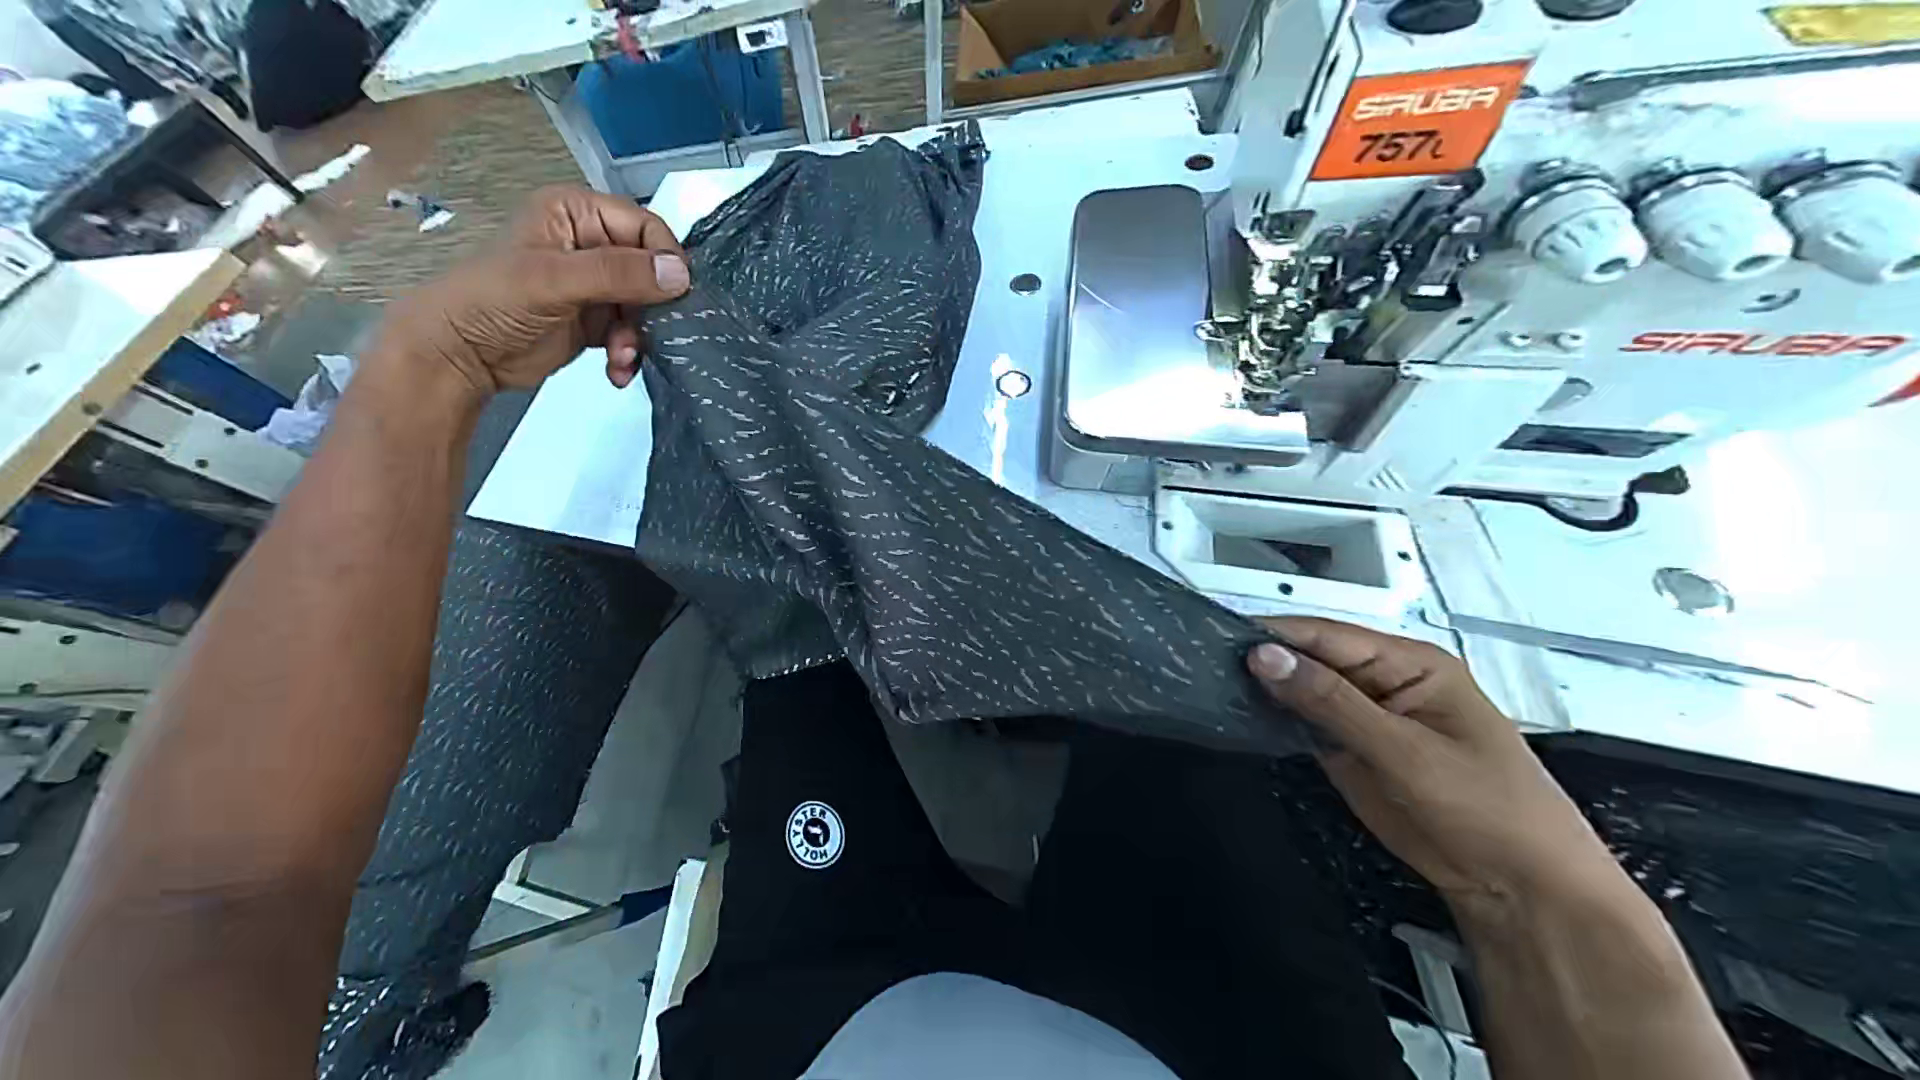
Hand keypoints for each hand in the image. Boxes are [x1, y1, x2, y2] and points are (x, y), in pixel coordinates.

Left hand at [373, 185, 690, 400]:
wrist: (461, 354)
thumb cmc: (491, 302)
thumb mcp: (554, 280)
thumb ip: (617, 273)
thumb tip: (680, 274)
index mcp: (578, 214)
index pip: (645, 227)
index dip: (664, 259)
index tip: (673, 294)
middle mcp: (592, 245)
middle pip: (652, 272)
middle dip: (652, 309)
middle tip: (645, 334)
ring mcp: (597, 285)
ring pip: (648, 308)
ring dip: (641, 338)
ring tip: (622, 358)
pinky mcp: (599, 320)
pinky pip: (635, 333)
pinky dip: (631, 354)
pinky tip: (616, 369)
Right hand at [1247, 617, 1622, 914]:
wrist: (1519, 890)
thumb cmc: (1485, 808)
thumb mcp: (1406, 750)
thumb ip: (1330, 701)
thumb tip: (1263, 655)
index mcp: (1408, 662)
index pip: (1327, 635)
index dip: (1275, 634)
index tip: (1219, 635)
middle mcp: (1380, 680)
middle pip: (1309, 658)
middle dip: (1264, 659)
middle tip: (1205, 659)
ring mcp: (1361, 717)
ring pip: (1299, 690)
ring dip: (1263, 689)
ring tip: (1210, 680)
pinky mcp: (1347, 749)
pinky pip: (1301, 723)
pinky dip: (1272, 719)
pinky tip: (1237, 712)